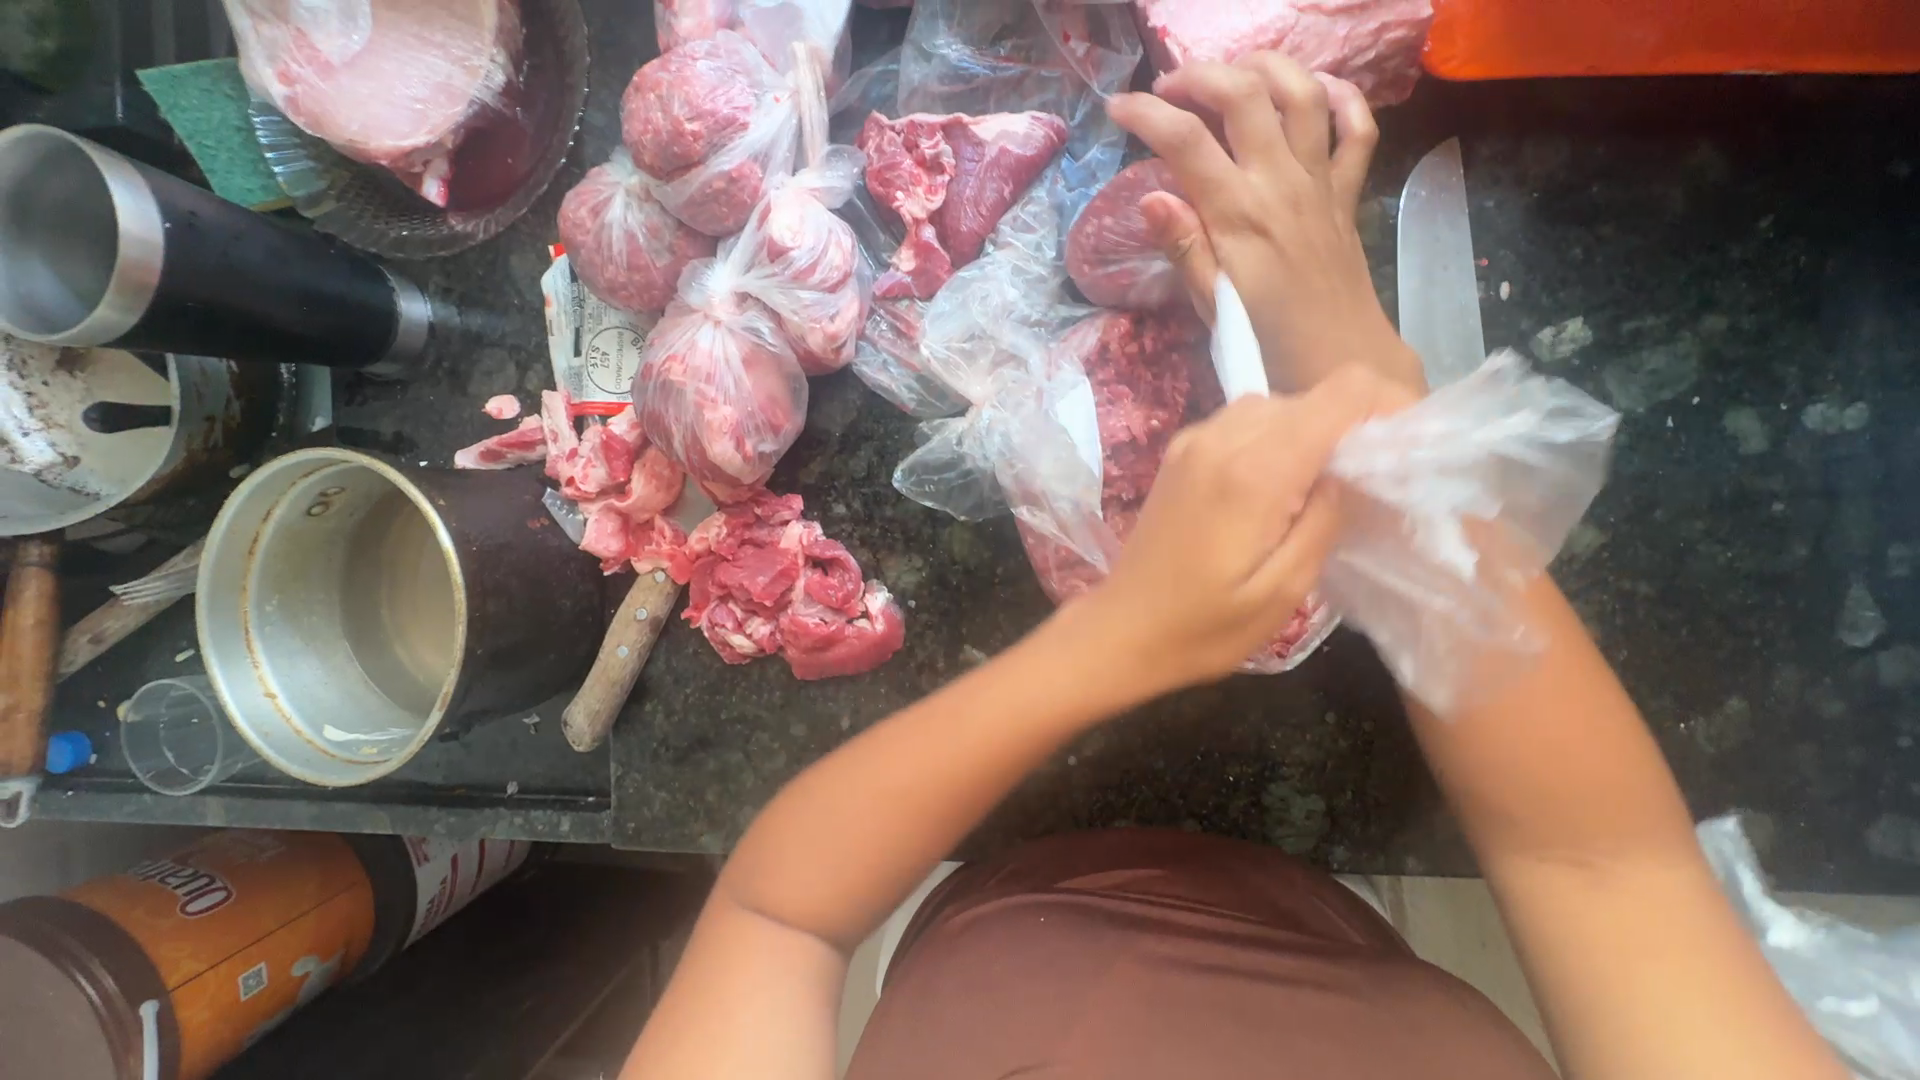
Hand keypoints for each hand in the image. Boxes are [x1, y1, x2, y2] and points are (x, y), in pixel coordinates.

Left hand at [1073, 367, 1414, 691]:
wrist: (1121, 630)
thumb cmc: (1204, 627)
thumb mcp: (1284, 590)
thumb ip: (1326, 518)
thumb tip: (1351, 468)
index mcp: (1252, 471)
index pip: (1340, 395)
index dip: (1388, 406)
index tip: (1410, 445)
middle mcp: (1220, 439)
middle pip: (1309, 398)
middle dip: (1352, 425)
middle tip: (1375, 478)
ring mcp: (1193, 442)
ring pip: (1275, 406)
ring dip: (1311, 433)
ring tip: (1330, 485)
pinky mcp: (1179, 453)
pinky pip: (1241, 424)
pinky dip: (1273, 439)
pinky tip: (1280, 485)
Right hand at [1108, 54, 1422, 393]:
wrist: (1340, 358)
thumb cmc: (1266, 340)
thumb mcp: (1210, 303)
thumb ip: (1183, 246)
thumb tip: (1150, 199)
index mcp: (1238, 211)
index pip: (1185, 141)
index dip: (1146, 115)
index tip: (1116, 107)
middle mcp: (1280, 180)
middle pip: (1244, 93)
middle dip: (1200, 75)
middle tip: (1169, 88)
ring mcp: (1319, 181)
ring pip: (1302, 92)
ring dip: (1265, 67)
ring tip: (1232, 73)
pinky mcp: (1347, 192)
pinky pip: (1356, 129)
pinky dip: (1342, 97)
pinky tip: (1317, 91)